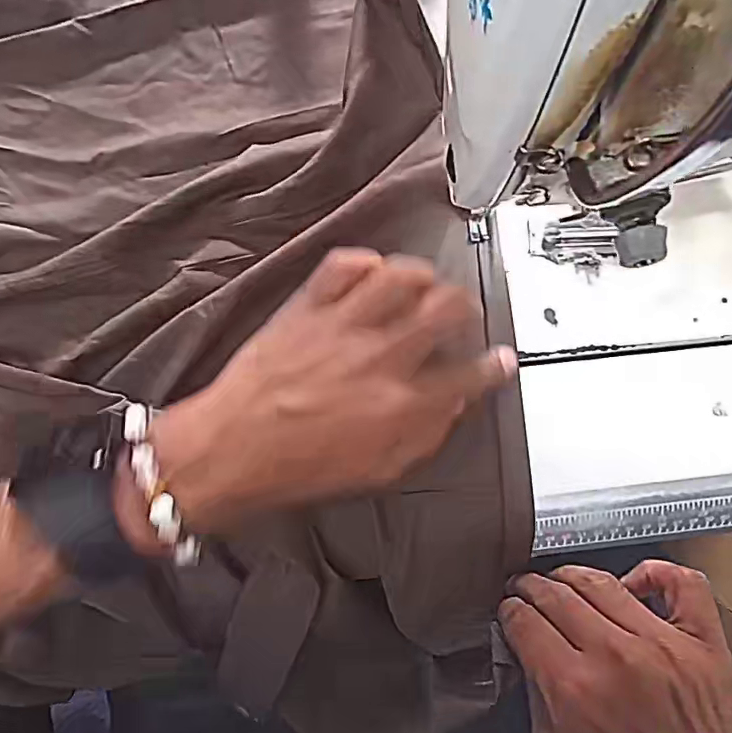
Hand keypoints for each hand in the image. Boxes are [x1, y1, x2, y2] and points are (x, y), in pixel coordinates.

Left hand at [147, 248, 514, 533]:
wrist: (231, 450)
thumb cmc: (297, 467)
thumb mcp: (377, 471)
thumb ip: (424, 436)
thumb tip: (451, 408)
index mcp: (400, 402)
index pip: (468, 374)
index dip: (494, 366)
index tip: (500, 360)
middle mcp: (378, 357)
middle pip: (446, 309)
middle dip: (467, 307)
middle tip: (464, 314)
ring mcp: (342, 326)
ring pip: (401, 275)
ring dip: (423, 277)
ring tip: (423, 286)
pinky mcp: (307, 308)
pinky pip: (343, 265)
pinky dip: (364, 262)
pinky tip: (370, 274)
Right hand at [500, 562, 731, 732]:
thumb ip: (537, 697)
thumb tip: (526, 652)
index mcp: (572, 690)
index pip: (523, 619)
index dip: (508, 612)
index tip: (508, 614)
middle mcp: (616, 658)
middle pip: (556, 592)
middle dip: (530, 589)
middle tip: (525, 593)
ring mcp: (667, 648)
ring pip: (603, 581)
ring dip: (571, 577)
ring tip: (563, 585)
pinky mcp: (708, 650)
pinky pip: (682, 584)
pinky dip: (654, 572)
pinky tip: (634, 584)